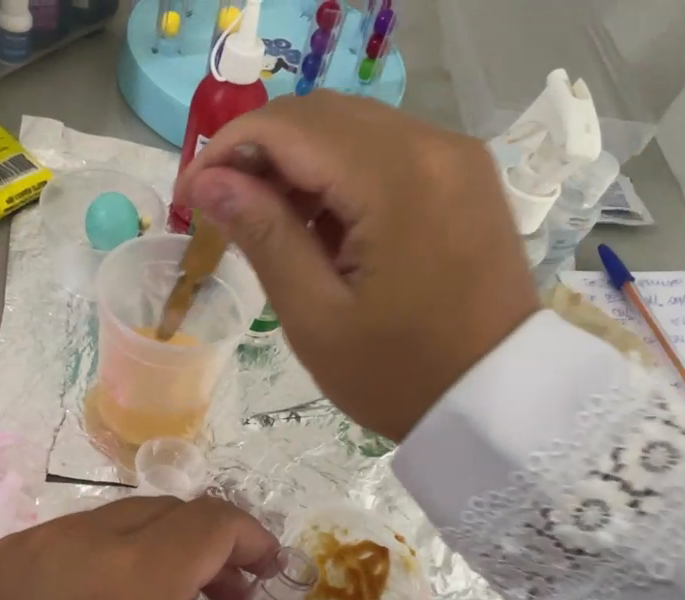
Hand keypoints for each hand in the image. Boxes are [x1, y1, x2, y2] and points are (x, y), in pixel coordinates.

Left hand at [0, 497, 309, 599]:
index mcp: (131, 577)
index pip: (212, 521)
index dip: (253, 539)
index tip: (268, 577)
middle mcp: (79, 539)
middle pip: (167, 511)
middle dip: (209, 544)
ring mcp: (31, 542)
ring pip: (117, 518)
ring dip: (157, 546)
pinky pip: (70, 535)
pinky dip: (106, 554)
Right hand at [173, 94, 540, 440]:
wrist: (496, 400)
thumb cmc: (399, 375)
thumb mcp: (316, 318)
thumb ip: (264, 237)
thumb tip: (210, 182)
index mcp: (396, 179)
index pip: (290, 127)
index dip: (226, 151)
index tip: (188, 197)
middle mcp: (433, 144)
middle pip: (321, 115)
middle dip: (259, 152)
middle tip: (221, 210)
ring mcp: (456, 157)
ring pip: (353, 128)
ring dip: (298, 164)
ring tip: (268, 226)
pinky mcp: (464, 177)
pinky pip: (386, 151)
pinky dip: (340, 175)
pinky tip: (320, 226)